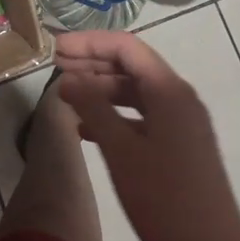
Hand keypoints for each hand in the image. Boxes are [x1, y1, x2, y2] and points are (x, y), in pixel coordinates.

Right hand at [57, 30, 239, 240]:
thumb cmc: (164, 198)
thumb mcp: (121, 150)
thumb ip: (92, 107)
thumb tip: (66, 78)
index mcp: (170, 91)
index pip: (126, 46)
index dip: (89, 42)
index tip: (56, 46)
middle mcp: (180, 99)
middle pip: (132, 66)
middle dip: (93, 62)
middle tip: (56, 64)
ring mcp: (184, 125)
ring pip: (137, 92)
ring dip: (101, 89)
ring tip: (67, 95)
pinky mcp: (182, 148)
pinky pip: (144, 117)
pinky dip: (115, 115)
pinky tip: (88, 130)